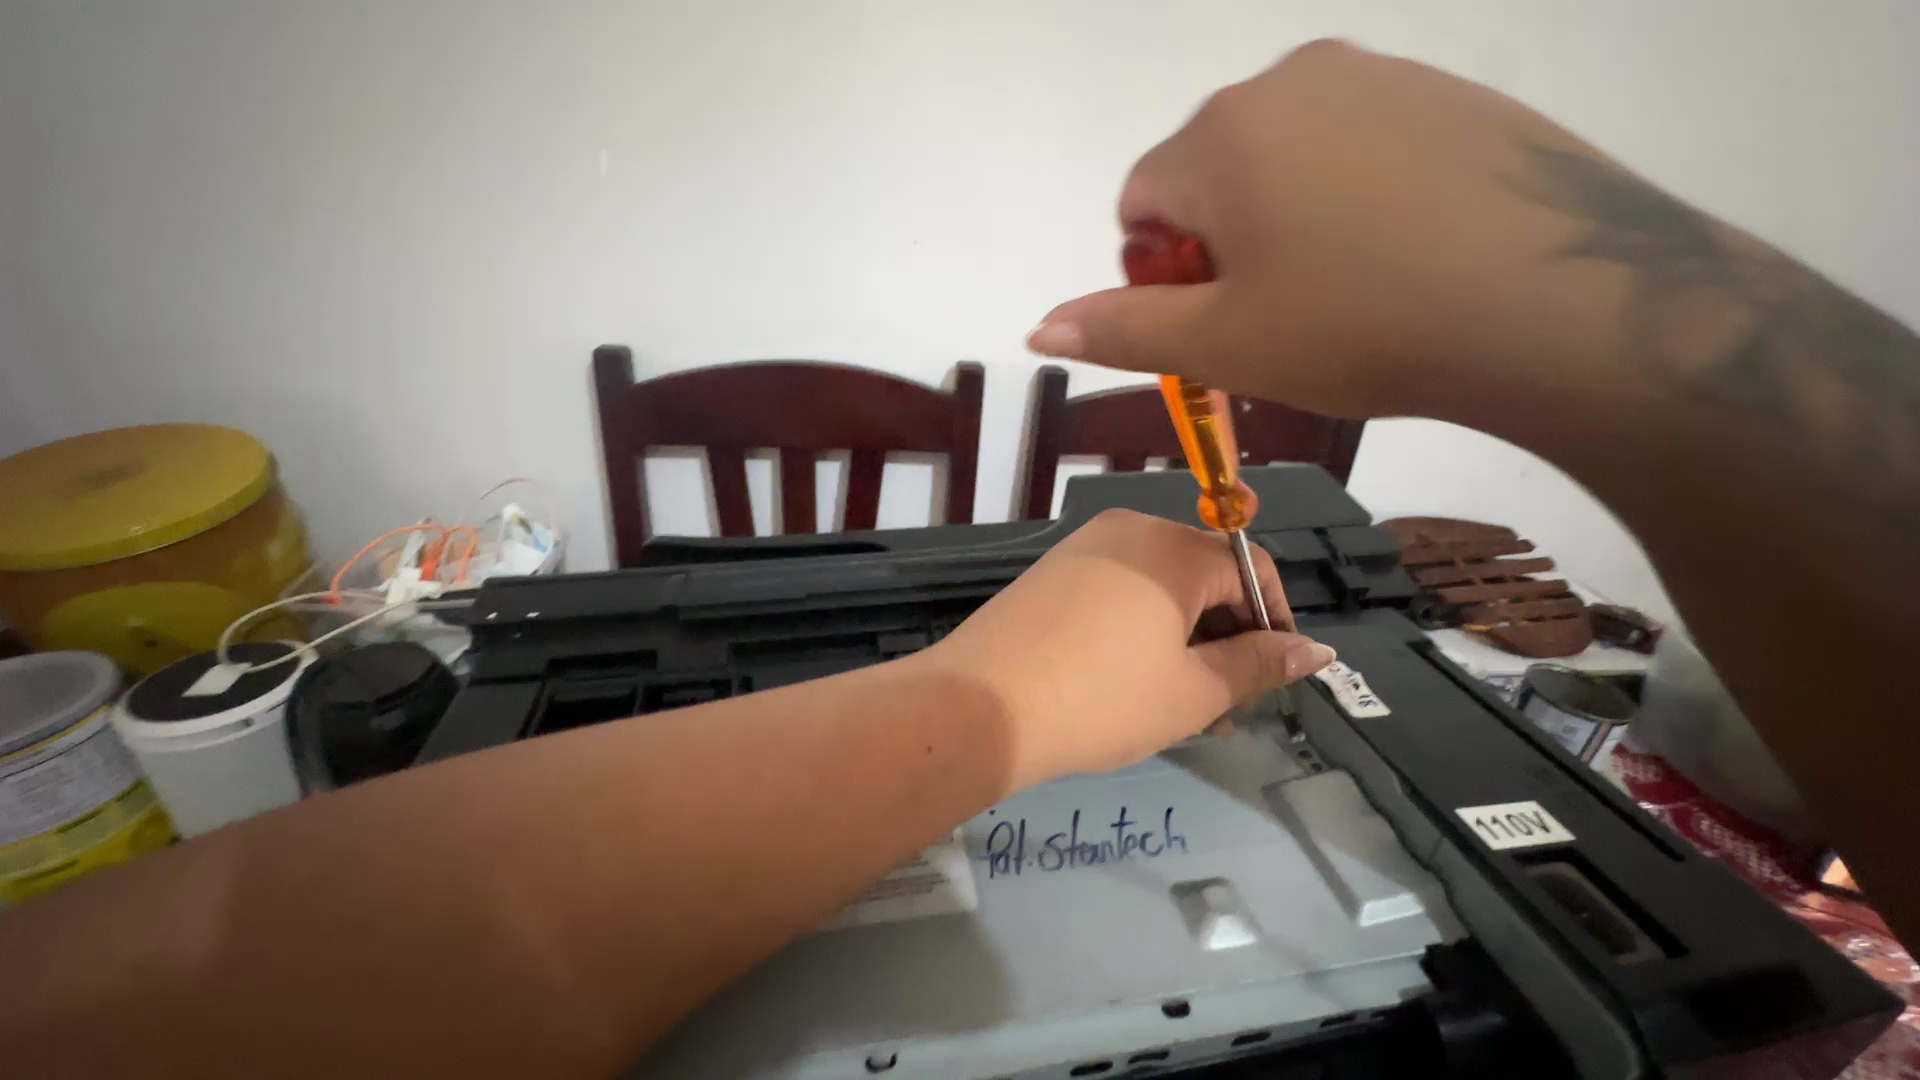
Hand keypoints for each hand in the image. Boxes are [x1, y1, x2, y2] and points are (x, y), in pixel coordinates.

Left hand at [917, 509, 1334, 790]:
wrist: (980, 706)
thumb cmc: (1102, 698)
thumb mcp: (1193, 691)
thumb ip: (1259, 664)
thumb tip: (1315, 649)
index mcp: (1172, 547)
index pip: (1250, 567)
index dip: (1274, 621)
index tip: (1274, 675)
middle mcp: (1128, 531)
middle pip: (1202, 576)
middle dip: (1226, 638)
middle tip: (1224, 706)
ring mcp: (1082, 549)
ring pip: (1158, 590)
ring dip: (1183, 642)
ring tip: (1180, 707)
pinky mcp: (1050, 575)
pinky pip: (1117, 593)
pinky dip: (1140, 631)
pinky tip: (1132, 683)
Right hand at [1027, 40, 1634, 422]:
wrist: (1554, 303)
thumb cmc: (1356, 327)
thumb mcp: (1219, 344)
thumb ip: (1118, 329)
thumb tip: (1038, 327)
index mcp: (1219, 137)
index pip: (1139, 201)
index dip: (1158, 273)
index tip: (1212, 321)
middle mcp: (1287, 80)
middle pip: (1208, 173)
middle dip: (1216, 245)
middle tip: (1274, 314)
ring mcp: (1376, 75)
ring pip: (1282, 158)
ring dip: (1280, 222)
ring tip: (1339, 288)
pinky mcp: (1445, 92)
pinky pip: (1355, 145)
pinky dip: (1348, 198)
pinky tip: (1395, 253)